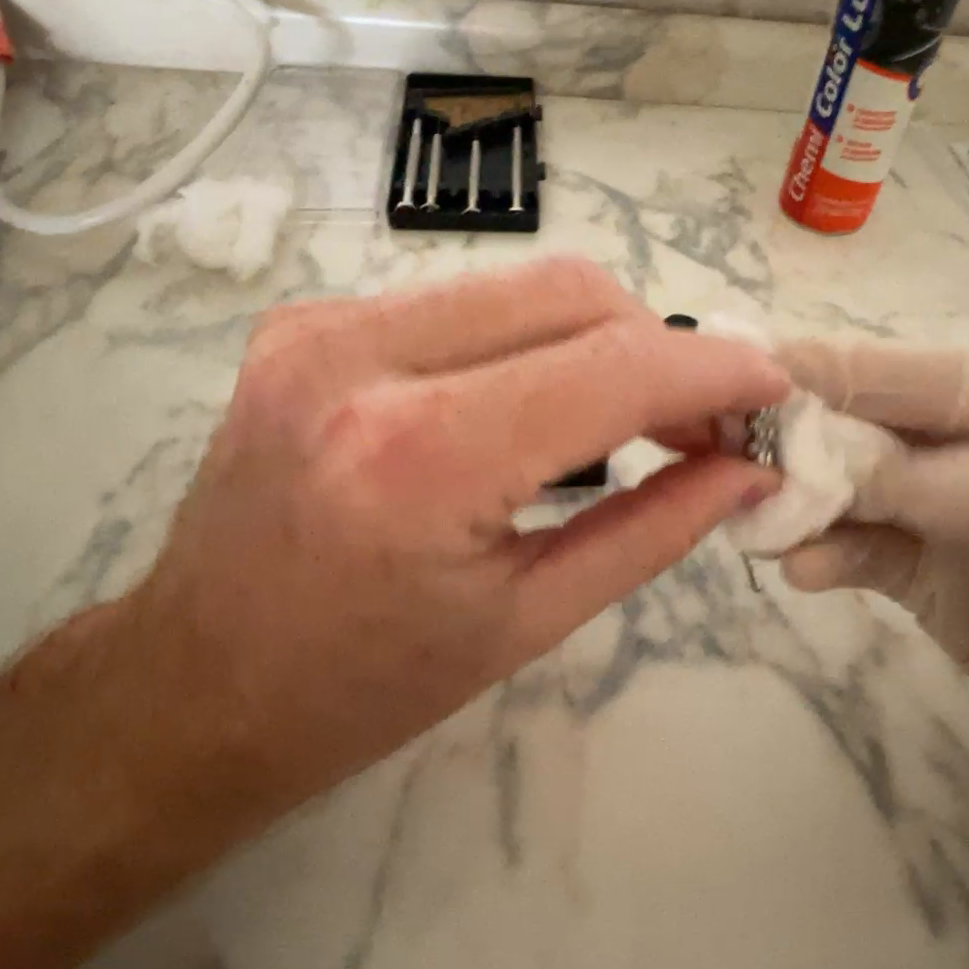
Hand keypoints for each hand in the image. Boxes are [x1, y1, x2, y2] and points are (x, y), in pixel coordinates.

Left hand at [121, 259, 786, 813]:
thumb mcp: (526, 620)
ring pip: (518, 284)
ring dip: (598, 337)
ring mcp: (320, 327)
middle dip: (661, 345)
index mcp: (420, 457)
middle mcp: (362, 360)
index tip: (771, 388)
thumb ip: (650, 530)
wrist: (197, 683)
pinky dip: (525, 338)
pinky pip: (459, 302)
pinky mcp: (303, 323)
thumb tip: (747, 472)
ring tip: (629, 414)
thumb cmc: (364, 685)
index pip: (612, 367)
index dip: (714, 367)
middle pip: (572, 293)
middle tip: (698, 420)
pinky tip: (536, 402)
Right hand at [772, 339, 968, 937]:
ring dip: (801, 492)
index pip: (945, 380)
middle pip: (885, 424)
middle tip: (716, 426)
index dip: (855, 371)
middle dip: (804, 423)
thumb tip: (879, 472)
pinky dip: (825, 554)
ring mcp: (964, 522)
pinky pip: (866, 554)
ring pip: (860, 488)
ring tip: (741, 506)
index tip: (764, 367)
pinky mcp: (940, 586)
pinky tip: (796, 569)